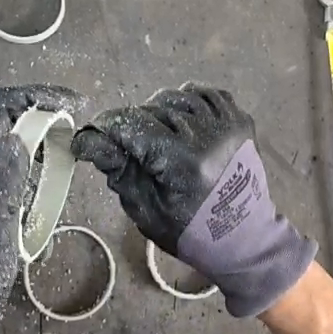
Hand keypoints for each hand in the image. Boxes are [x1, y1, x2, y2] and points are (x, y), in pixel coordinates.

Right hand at [73, 84, 315, 316]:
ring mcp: (227, 124)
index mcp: (183, 160)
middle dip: (133, 126)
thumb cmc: (190, 232)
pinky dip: (187, 104)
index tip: (91, 136)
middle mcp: (207, 134)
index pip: (132, 123)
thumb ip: (117, 169)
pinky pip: (204, 95)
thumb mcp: (145, 208)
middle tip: (131, 151)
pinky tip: (182, 125)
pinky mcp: (240, 120)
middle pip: (152, 108)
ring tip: (158, 139)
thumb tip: (87, 140)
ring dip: (159, 113)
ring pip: (176, 97)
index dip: (106, 126)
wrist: (245, 239)